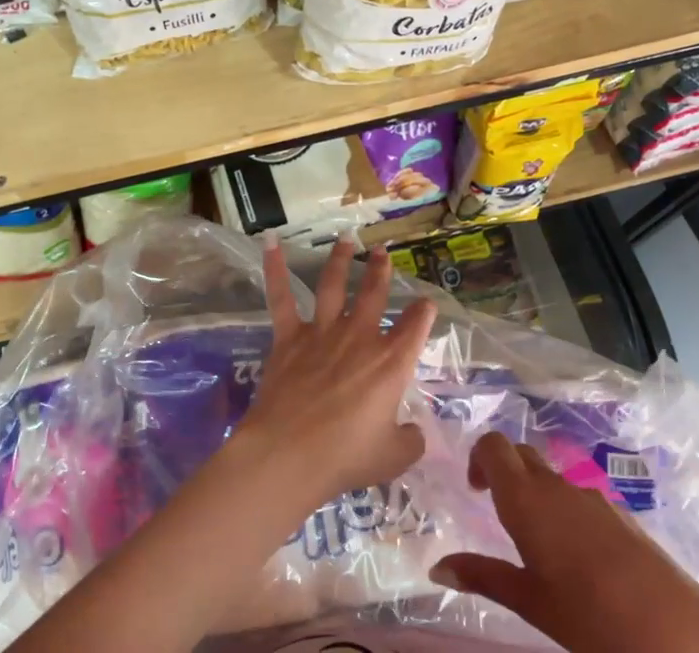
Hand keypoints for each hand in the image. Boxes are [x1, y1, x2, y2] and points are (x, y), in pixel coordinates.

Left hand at [233, 236, 436, 508]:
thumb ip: (410, 439)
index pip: (416, 326)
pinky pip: (281, 297)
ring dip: (340, 261)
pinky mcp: (288, 337)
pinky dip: (275, 268)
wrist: (290, 452)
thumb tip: (413, 432)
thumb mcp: (395, 456)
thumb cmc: (346, 457)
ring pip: (333, 285)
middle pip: (374, 294)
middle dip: (381, 271)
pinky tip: (271, 243)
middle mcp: (359, 337)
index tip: (427, 305)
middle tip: (384, 254)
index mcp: (391, 362)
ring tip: (346, 241)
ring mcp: (321, 333)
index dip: (424, 313)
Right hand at [431, 433, 698, 652]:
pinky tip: (574, 556)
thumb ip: (482, 576)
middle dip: (504, 472)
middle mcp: (557, 486)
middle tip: (496, 511)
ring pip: (552, 478)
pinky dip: (564, 511)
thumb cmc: (588, 613)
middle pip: (522, 455)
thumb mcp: (529, 600)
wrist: (674, 628)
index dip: (478, 457)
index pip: (494, 445)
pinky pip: (579, 498)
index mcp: (526, 498)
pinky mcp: (620, 514)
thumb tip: (437, 567)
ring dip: (536, 494)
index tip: (476, 491)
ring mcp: (593, 497)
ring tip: (536, 542)